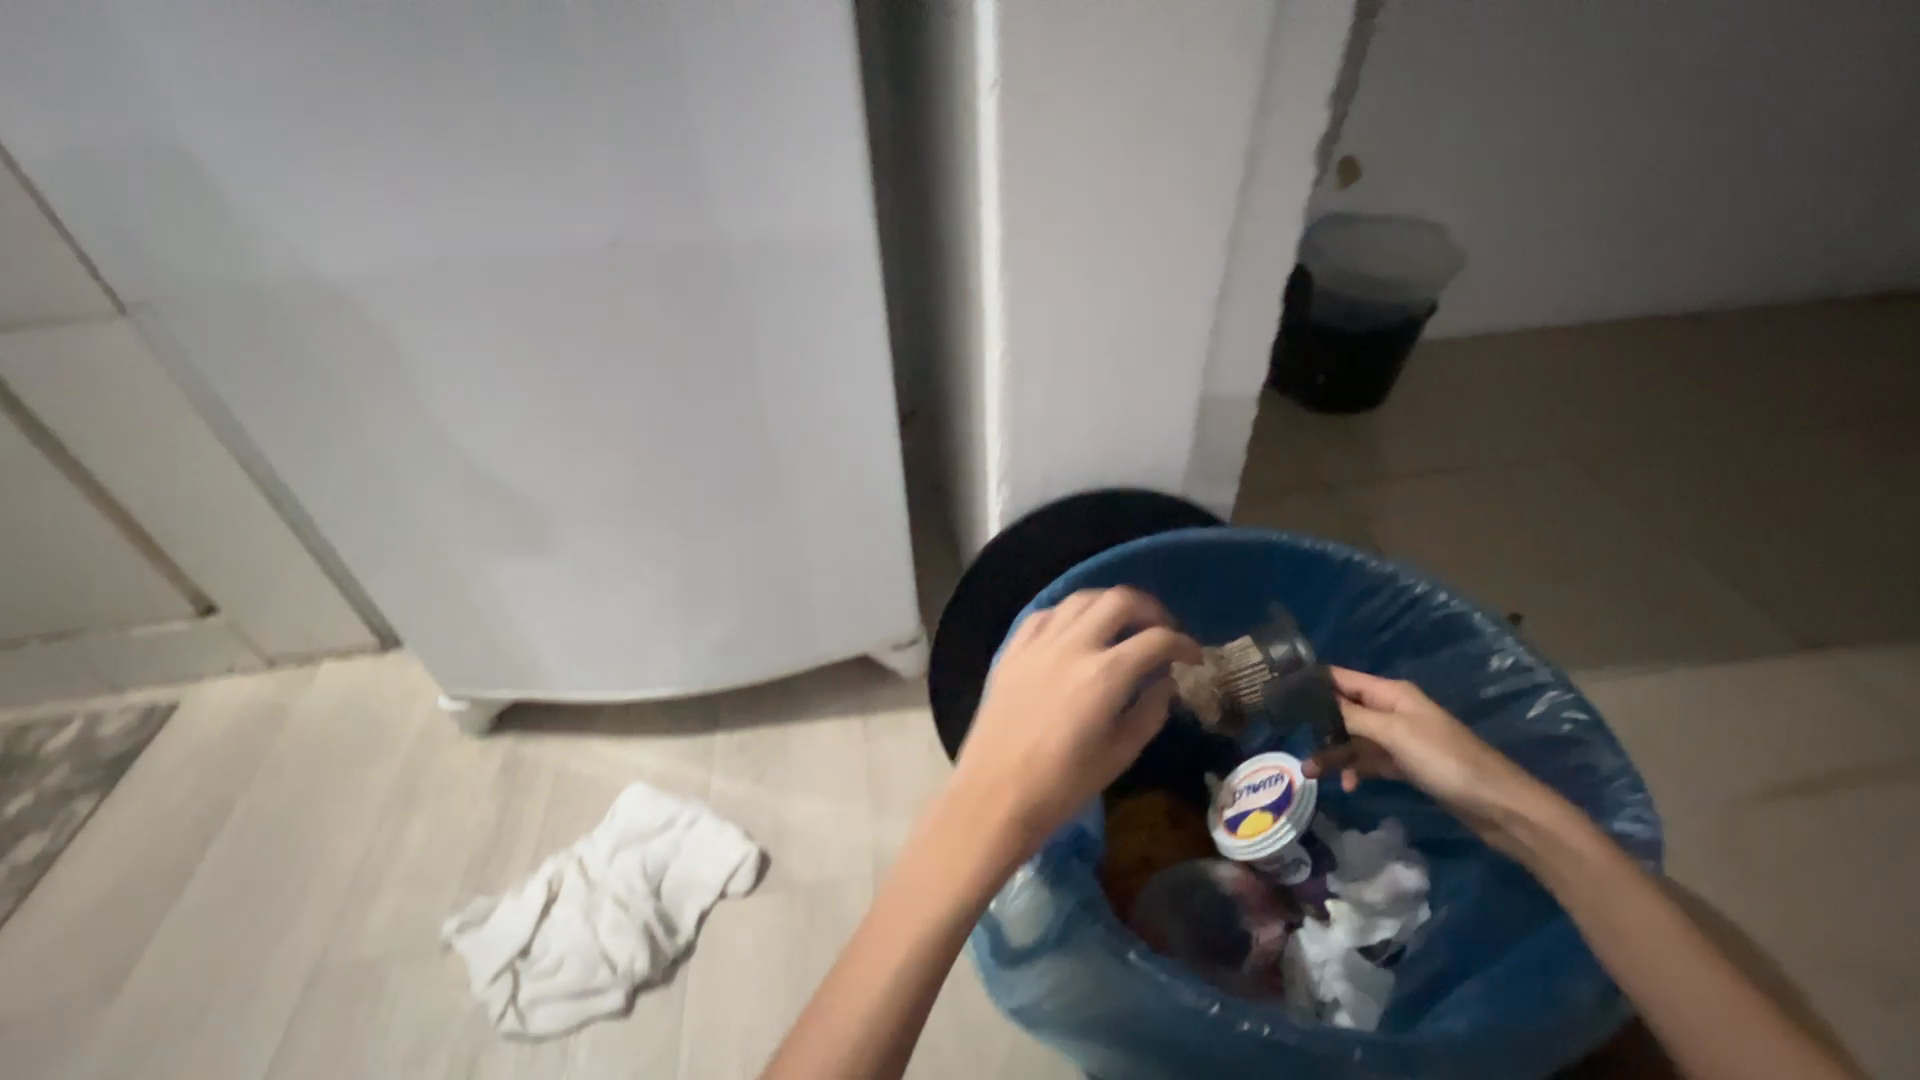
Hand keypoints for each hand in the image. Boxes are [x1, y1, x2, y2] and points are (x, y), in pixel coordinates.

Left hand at [948, 587, 1201, 856]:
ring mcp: (1038, 644)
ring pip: (1080, 598)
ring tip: (1122, 624)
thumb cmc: (1063, 785)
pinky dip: (1069, 614)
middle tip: (1162, 630)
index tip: (1194, 657)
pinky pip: (1045, 613)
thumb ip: (1150, 711)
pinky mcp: (1012, 650)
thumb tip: (1166, 683)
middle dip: (1150, 609)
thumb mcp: (1120, 754)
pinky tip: (1076, 631)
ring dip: (1109, 603)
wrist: (995, 795)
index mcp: (1106, 675)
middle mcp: (1073, 646)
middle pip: (1120, 600)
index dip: (1184, 644)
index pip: (1157, 640)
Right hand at [1304, 667, 1551, 853]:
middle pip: (1343, 710)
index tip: (1277, 692)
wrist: (1497, 805)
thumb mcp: (1394, 734)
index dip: (1311, 682)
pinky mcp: (1405, 765)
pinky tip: (1346, 786)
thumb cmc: (1446, 760)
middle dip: (1317, 724)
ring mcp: (1399, 739)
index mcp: (1392, 694)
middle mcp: (1392, 711)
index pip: (1341, 679)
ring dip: (1333, 753)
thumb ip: (1352, 717)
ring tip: (1310, 772)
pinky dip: (1355, 770)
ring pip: (1353, 739)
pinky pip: (1368, 761)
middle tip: (1288, 739)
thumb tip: (1311, 700)